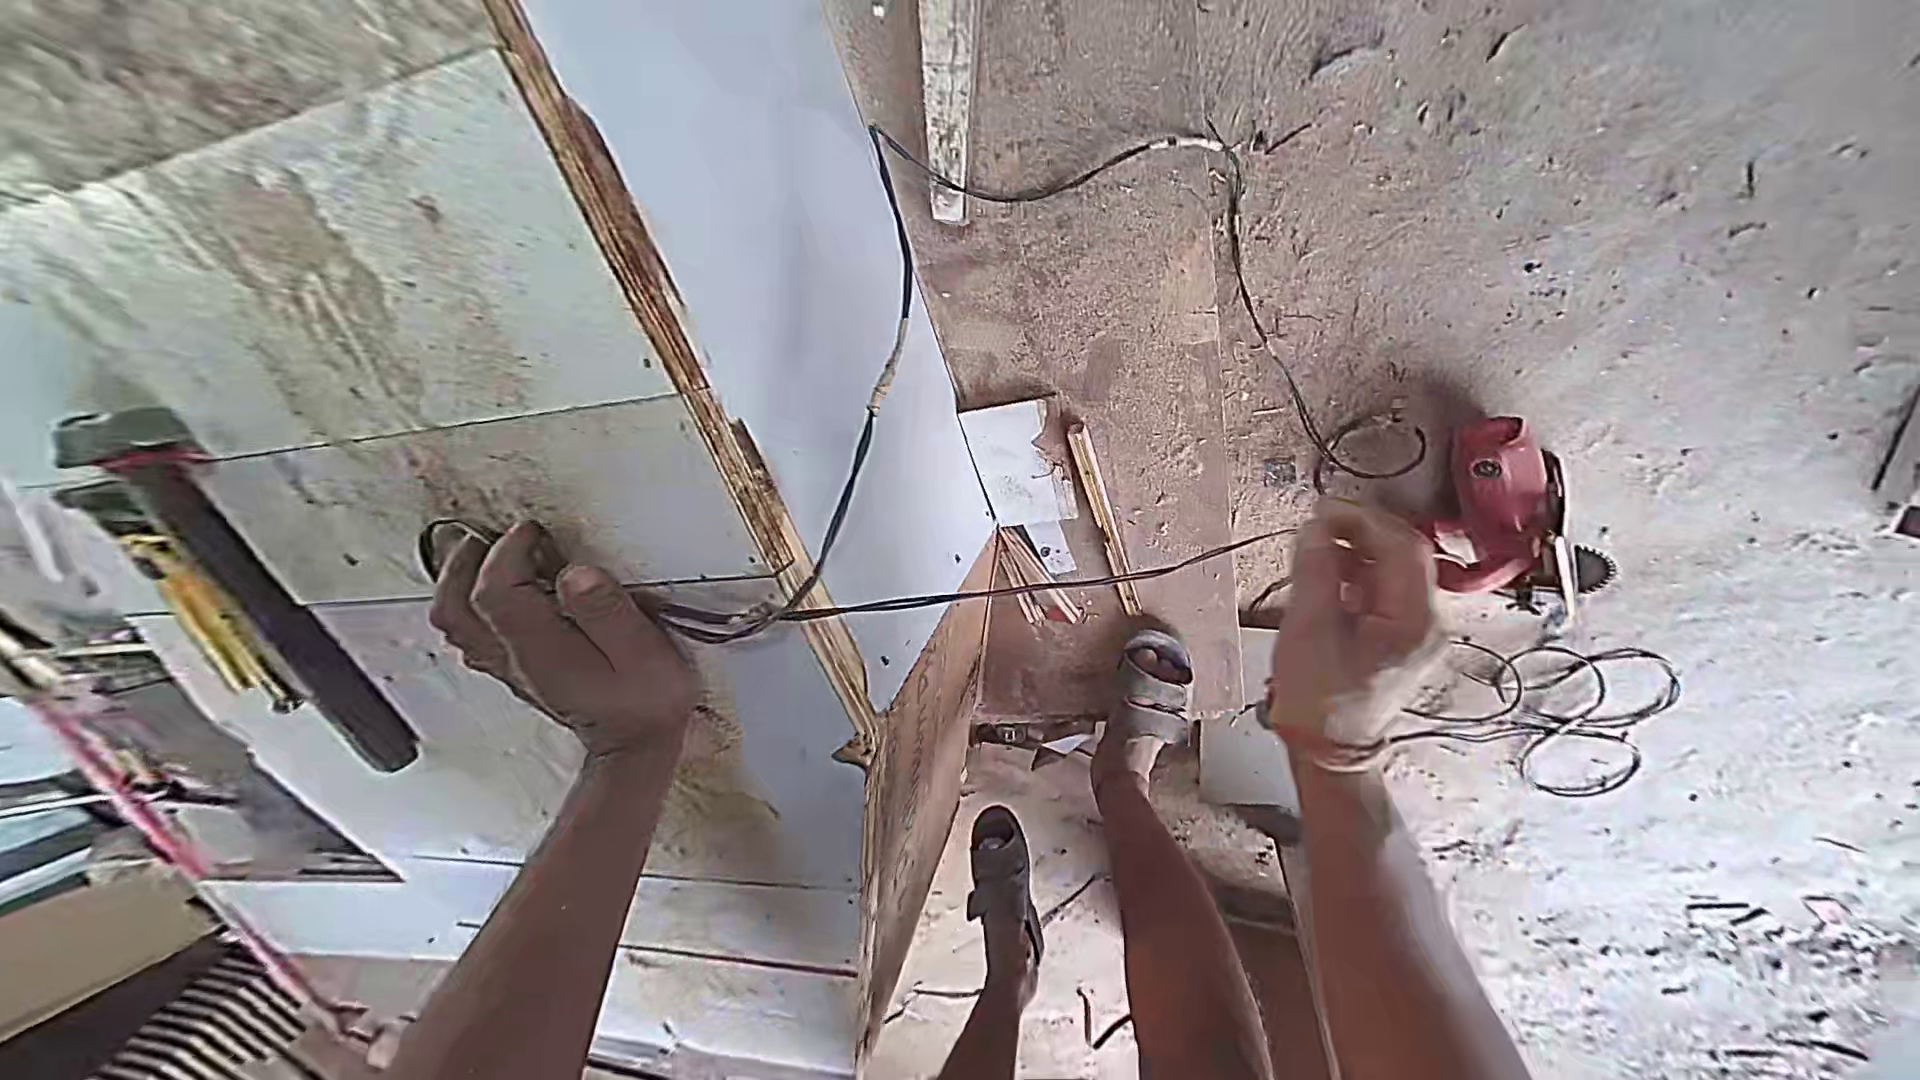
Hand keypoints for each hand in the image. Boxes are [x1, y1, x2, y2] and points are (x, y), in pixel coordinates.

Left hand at [428, 521, 699, 759]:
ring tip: (484, 556)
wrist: (637, 745)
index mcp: (543, 648)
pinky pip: (475, 637)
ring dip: (460, 583)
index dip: (509, 553)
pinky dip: (472, 607)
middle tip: (492, 535)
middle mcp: (517, 659)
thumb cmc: (647, 701)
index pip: (499, 591)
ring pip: (457, 624)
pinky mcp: (521, 674)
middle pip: (458, 607)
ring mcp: (514, 669)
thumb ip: (609, 611)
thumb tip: (577, 572)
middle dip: (467, 563)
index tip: (533, 530)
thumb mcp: (644, 652)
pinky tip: (497, 596)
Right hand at [1267, 501, 1439, 746]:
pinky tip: (1328, 570)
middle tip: (1318, 519)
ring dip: (1357, 550)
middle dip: (1361, 530)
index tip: (1324, 508)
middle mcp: (1426, 622)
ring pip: (1392, 571)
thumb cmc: (1318, 695)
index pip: (1403, 547)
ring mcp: (1413, 631)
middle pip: (1403, 556)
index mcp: (1415, 619)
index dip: (1364, 519)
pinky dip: (1355, 572)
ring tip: (1318, 541)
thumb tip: (1316, 528)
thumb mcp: (1309, 626)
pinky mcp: (1395, 638)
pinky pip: (1381, 590)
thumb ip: (1317, 571)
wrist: (1327, 747)